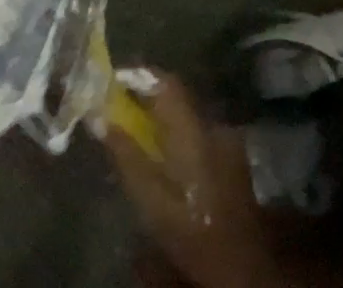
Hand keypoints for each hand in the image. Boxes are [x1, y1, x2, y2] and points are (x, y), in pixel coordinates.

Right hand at [104, 71, 279, 287]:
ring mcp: (228, 143)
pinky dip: (174, 131)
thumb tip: (99, 116)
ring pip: (185, 114)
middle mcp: (214, 128)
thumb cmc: (191, 230)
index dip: (136, 75)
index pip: (165, 82)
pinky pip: (196, 130)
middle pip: (174, 96)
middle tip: (115, 107)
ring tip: (135, 130)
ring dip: (159, 115)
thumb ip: (124, 153)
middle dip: (142, 96)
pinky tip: (162, 152)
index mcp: (193, 132)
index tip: (110, 81)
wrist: (242, 267)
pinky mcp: (232, 159)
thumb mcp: (148, 196)